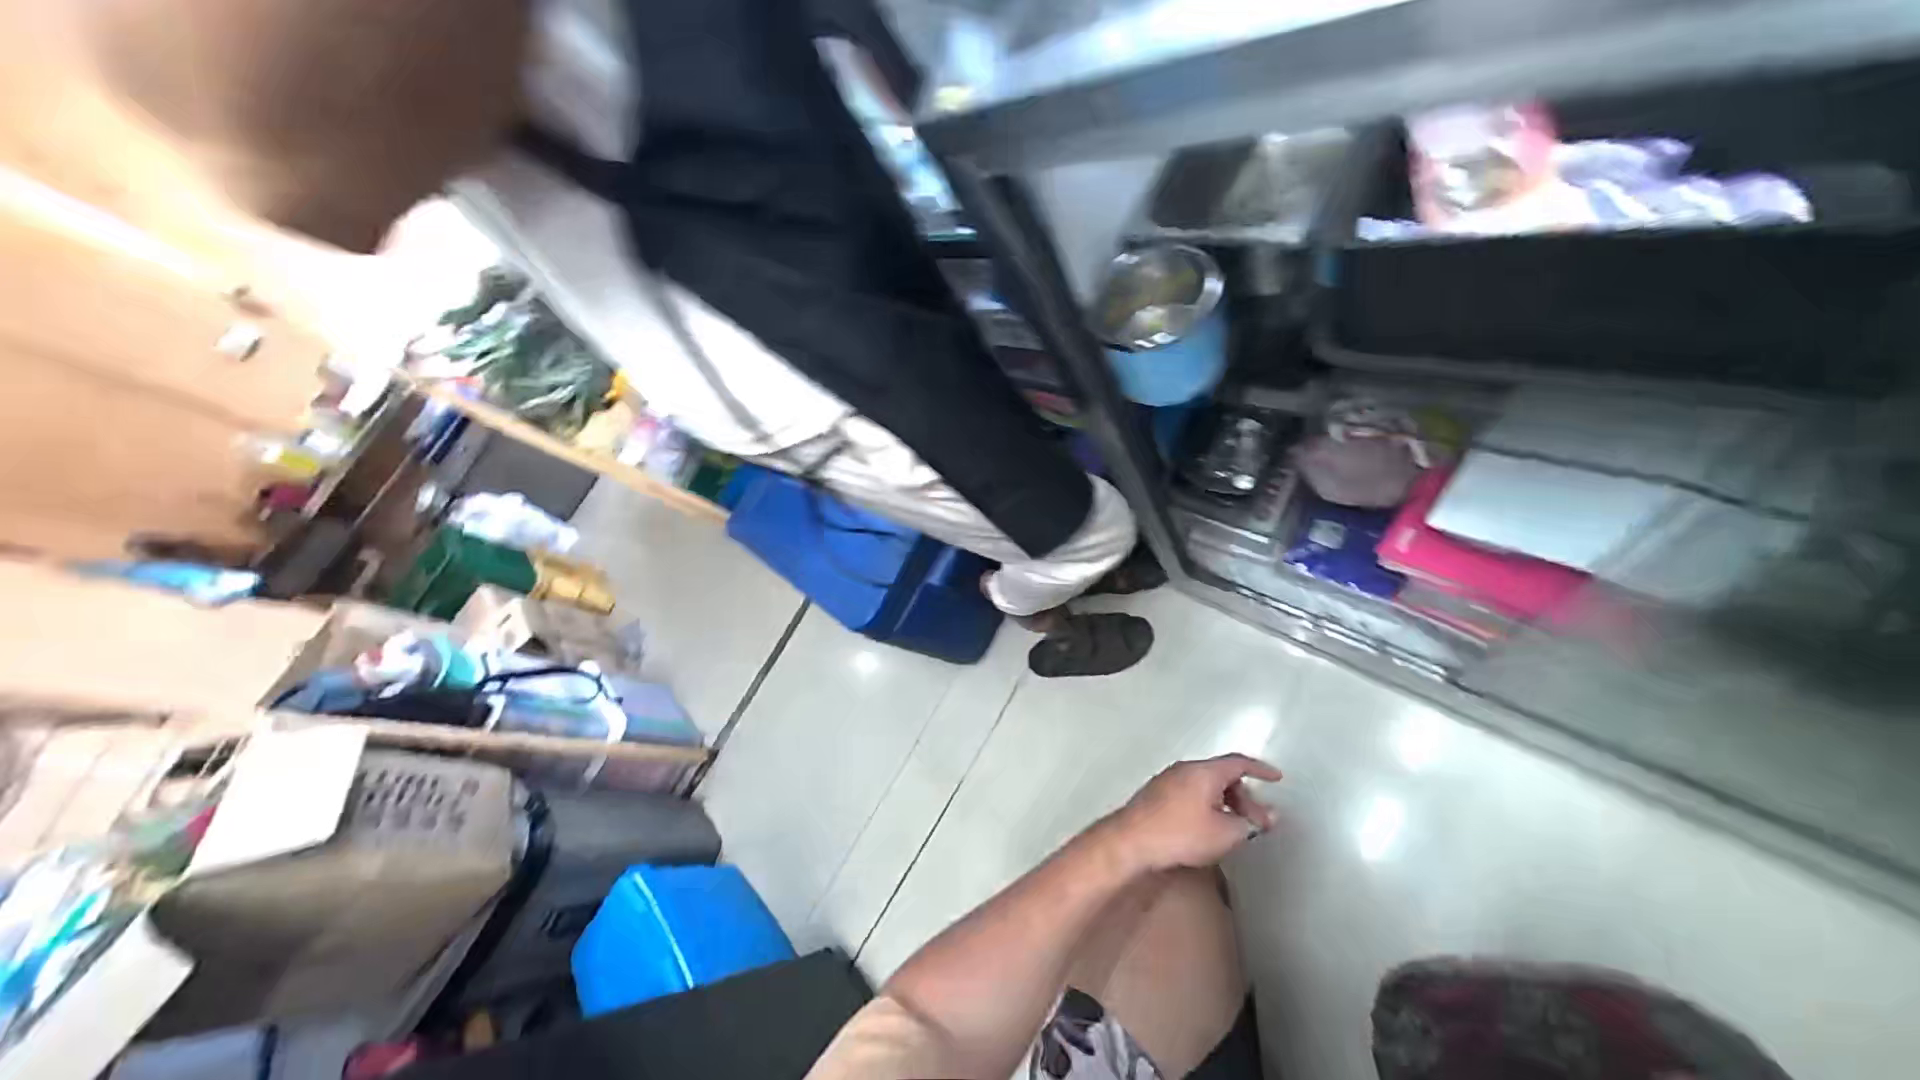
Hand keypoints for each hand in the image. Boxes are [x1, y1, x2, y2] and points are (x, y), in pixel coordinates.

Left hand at [1098, 754, 1282, 874]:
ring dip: (1225, 804)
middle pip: (1223, 776)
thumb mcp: (1225, 834)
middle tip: (1258, 822)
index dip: (1261, 769)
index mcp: (1204, 771)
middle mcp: (1184, 770)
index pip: (1239, 763)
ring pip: (1206, 786)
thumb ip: (1250, 823)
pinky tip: (1208, 829)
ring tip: (1234, 830)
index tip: (1275, 776)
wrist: (1132, 841)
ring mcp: (1168, 780)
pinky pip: (1190, 793)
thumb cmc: (1178, 833)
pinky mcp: (1157, 795)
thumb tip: (1264, 817)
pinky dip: (1206, 805)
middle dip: (1245, 798)